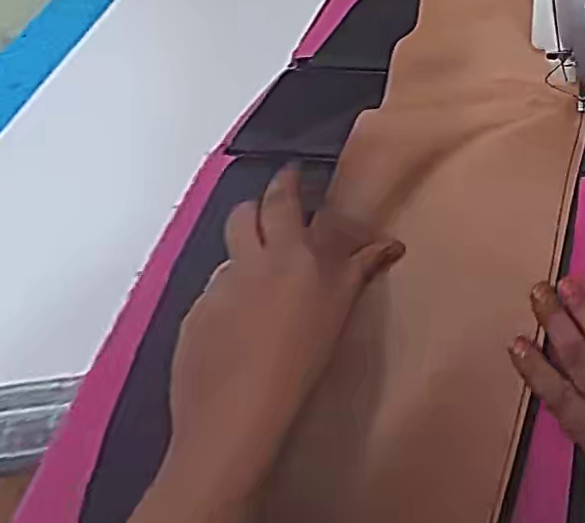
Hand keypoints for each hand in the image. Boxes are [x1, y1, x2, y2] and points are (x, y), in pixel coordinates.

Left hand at [159, 167, 403, 500]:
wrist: (238, 412)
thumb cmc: (302, 352)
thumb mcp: (340, 305)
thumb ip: (361, 266)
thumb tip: (392, 244)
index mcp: (286, 252)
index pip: (281, 199)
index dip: (286, 180)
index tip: (292, 171)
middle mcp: (246, 261)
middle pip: (242, 214)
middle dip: (256, 207)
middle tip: (274, 217)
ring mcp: (215, 290)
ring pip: (228, 256)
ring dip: (244, 257)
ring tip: (263, 285)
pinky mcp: (192, 320)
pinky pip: (212, 295)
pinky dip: (229, 298)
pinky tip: (241, 327)